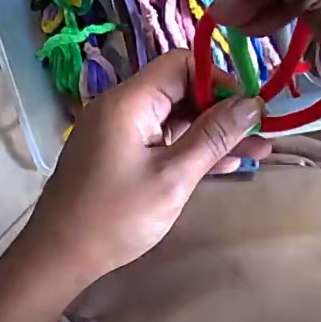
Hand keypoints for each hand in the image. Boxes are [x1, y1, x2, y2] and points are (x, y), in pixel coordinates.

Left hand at [20, 51, 271, 282]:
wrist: (58, 256)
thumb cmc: (115, 216)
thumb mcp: (173, 177)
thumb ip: (214, 136)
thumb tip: (253, 102)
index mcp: (129, 102)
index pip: (180, 64)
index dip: (219, 78)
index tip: (250, 105)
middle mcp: (122, 107)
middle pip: (180, 91)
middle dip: (223, 110)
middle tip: (262, 132)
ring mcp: (120, 132)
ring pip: (175, 118)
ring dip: (213, 133)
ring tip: (258, 150)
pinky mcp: (120, 154)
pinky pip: (162, 140)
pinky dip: (191, 149)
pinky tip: (226, 164)